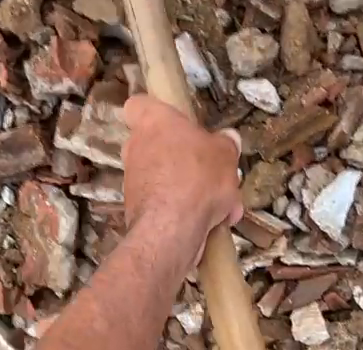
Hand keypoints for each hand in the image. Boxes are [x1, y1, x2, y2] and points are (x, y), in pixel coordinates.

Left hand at [121, 95, 242, 257]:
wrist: (172, 230)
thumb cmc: (197, 176)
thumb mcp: (225, 154)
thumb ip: (226, 145)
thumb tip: (229, 140)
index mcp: (152, 122)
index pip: (138, 106)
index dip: (155, 113)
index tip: (175, 126)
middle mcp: (136, 149)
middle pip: (159, 148)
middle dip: (185, 162)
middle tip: (211, 175)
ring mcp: (133, 183)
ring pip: (166, 182)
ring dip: (191, 193)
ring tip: (222, 208)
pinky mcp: (138, 213)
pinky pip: (167, 208)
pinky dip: (186, 215)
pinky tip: (212, 226)